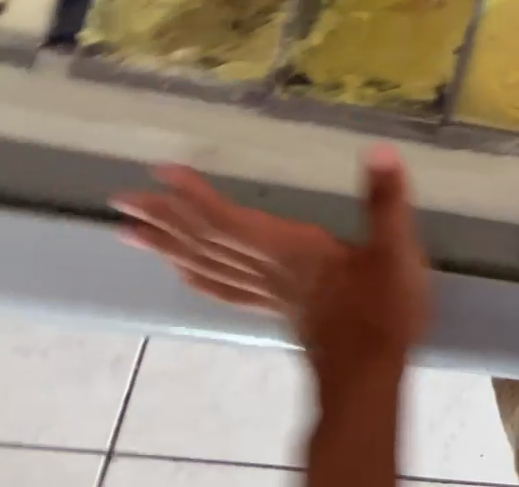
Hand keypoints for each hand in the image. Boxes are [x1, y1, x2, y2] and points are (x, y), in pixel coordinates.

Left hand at [112, 146, 430, 377]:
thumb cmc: (384, 307)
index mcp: (291, 251)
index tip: (162, 171)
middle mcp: (267, 270)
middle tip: (123, 199)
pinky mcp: (276, 307)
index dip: (195, 197)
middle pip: (205, 244)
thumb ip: (385, 201)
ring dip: (168, 246)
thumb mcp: (396, 248)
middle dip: (165, 219)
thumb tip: (378, 149)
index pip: (228, 222)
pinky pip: (222, 287)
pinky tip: (186, 270)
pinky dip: (195, 273)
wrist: (371, 369)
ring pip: (205, 266)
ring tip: (131, 230)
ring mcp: (267, 292)